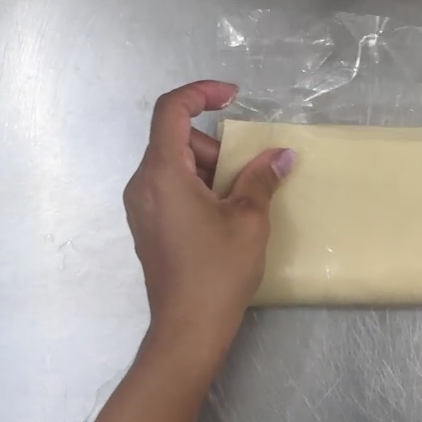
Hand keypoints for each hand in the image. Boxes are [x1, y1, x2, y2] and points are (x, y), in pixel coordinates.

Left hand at [122, 80, 294, 355]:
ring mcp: (140, 209)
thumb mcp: (248, 219)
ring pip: (174, 168)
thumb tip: (281, 155)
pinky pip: (170, 192)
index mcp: (161, 173)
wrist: (188, 329)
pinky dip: (197, 191)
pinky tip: (222, 219)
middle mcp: (142, 185)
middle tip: (247, 175)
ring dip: (209, 172)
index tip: (233, 98)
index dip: (202, 93)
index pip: (171, 110)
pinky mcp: (147, 229)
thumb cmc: (218, 272)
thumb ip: (262, 179)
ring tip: (240, 204)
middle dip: (215, 148)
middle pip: (175, 141)